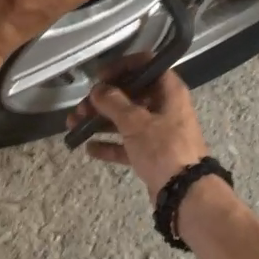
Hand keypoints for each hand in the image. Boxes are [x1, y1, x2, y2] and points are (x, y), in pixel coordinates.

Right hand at [70, 72, 210, 200]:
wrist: (184, 193)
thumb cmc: (163, 147)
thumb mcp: (136, 121)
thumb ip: (113, 102)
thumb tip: (98, 89)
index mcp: (169, 91)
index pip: (146, 65)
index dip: (122, 67)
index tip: (101, 76)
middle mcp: (165, 107)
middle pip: (131, 94)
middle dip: (103, 100)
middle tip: (81, 107)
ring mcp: (159, 132)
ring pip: (126, 120)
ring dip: (100, 121)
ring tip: (74, 126)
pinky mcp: (152, 154)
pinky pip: (127, 144)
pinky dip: (110, 144)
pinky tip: (89, 148)